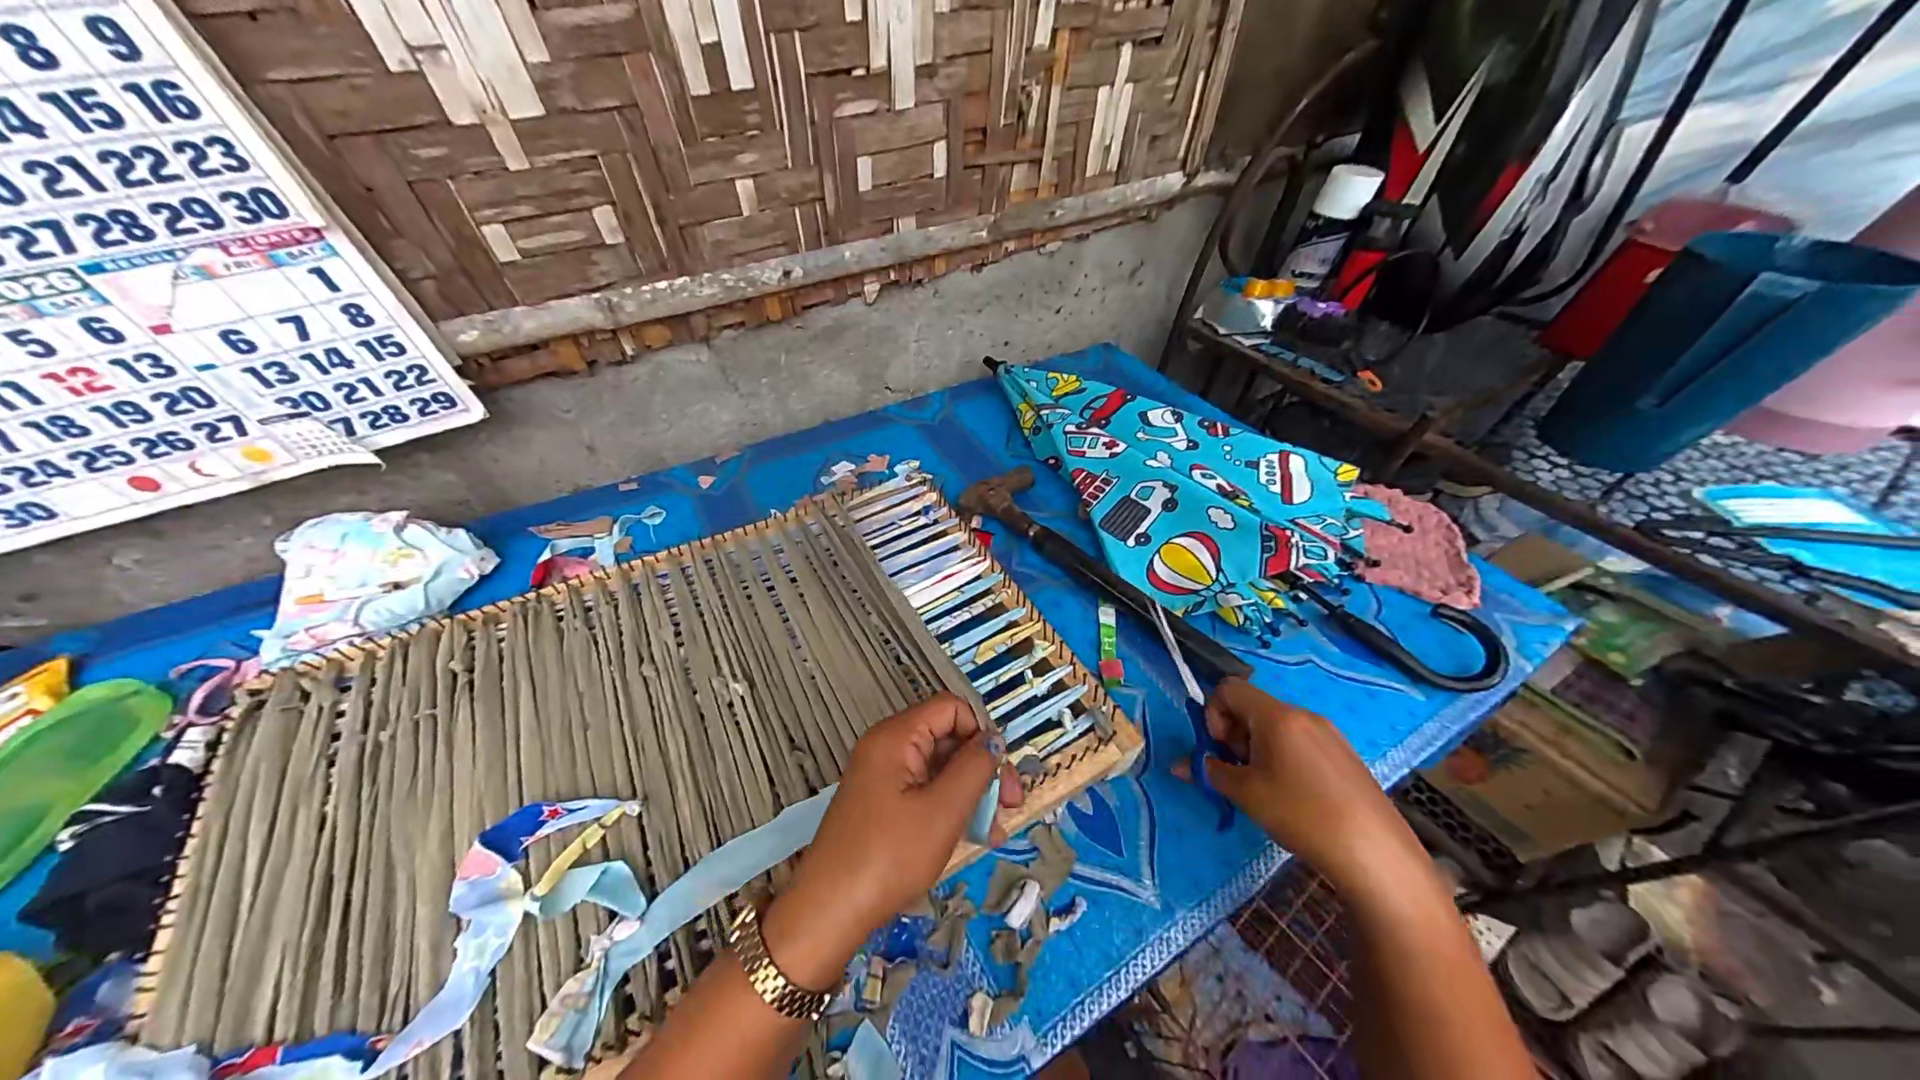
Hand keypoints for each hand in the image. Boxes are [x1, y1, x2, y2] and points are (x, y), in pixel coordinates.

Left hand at [761, 694, 1023, 987]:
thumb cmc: (889, 856)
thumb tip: (993, 740)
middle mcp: (887, 746)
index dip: (981, 734)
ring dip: (971, 793)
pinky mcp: (881, 802)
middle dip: (982, 768)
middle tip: (1010, 805)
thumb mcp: (943, 810)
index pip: (952, 708)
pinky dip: (949, 807)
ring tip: (992, 831)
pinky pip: (924, 790)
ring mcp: (882, 775)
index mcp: (896, 736)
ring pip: (940, 768)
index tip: (1000, 774)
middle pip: (948, 738)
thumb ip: (975, 767)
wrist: (830, 910)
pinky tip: (970, 836)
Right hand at [1187, 678, 1425, 893]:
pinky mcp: (1342, 754)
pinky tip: (1292, 794)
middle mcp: (1302, 714)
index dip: (1213, 714)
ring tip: (1263, 787)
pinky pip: (1298, 741)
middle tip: (1237, 772)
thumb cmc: (1301, 813)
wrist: (1374, 851)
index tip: (1219, 749)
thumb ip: (1209, 771)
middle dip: (1233, 734)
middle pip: (1251, 707)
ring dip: (1255, 748)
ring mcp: (1327, 733)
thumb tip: (1180, 765)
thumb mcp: (1246, 793)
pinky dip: (1281, 757)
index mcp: (1277, 715)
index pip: (1228, 688)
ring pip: (1274, 726)